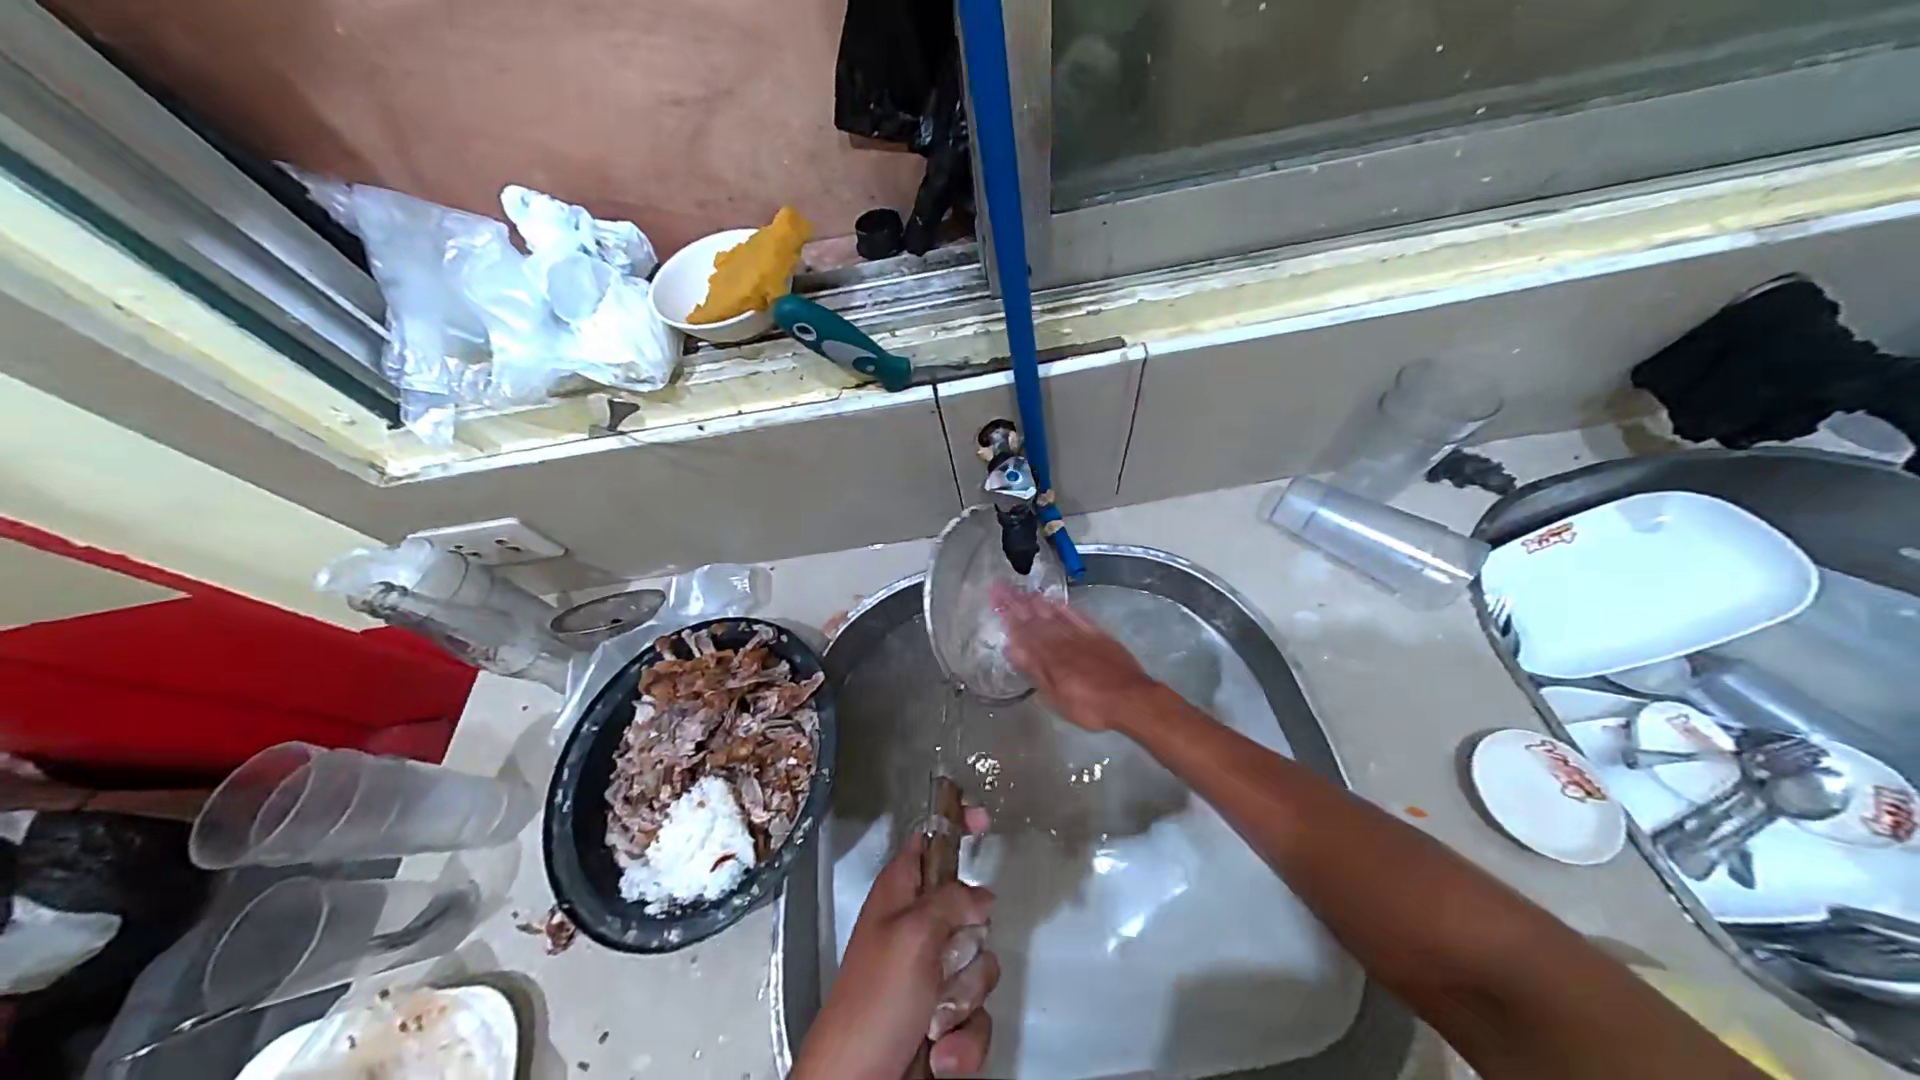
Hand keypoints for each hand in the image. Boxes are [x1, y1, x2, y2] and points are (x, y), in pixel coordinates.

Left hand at [792, 809, 997, 1079]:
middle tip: (943, 962)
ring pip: (980, 965)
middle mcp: (919, 926)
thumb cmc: (875, 999)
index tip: (983, 820)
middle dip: (968, 945)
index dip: (955, 824)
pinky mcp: (944, 1015)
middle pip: (971, 910)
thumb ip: (952, 901)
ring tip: (933, 1018)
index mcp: (900, 893)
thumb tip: (982, 895)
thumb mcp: (913, 935)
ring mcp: (932, 973)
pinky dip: (963, 1037)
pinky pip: (978, 1014)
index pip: (930, 840)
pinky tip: (938, 1052)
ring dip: (962, 999)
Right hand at [993, 584, 1159, 731]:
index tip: (996, 599)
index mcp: (1050, 656)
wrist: (1131, 700)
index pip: (1024, 631)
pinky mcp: (1099, 635)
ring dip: (1038, 602)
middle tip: (1003, 587)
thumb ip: (1035, 670)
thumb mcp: (1056, 696)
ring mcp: (1082, 636)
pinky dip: (1065, 608)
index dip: (1008, 614)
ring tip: (1024, 591)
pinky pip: (1078, 616)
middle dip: (1018, 602)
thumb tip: (1012, 649)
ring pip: (1055, 614)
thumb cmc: (1091, 706)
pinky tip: (1057, 602)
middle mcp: (1064, 640)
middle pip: (1037, 618)